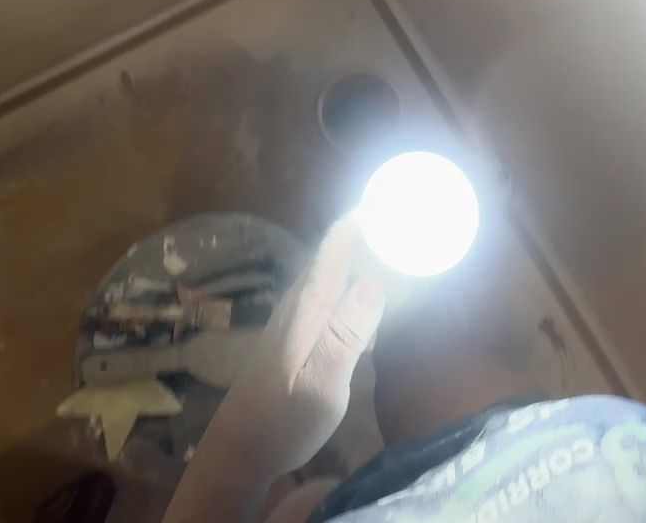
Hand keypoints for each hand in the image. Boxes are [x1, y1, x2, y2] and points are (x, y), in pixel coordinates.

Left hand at [204, 218, 385, 476]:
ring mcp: (296, 316)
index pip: (336, 242)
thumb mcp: (323, 382)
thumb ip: (346, 333)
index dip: (362, 214)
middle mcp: (301, 300)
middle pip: (335, 250)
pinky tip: (369, 297)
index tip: (391, 195)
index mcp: (310, 303)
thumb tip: (375, 282)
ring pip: (332, 271)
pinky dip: (352, 282)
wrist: (240, 450)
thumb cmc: (284, 417)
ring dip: (360, 254)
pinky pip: (330, 293)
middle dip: (367, 229)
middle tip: (405, 218)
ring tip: (395, 247)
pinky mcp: (296, 333)